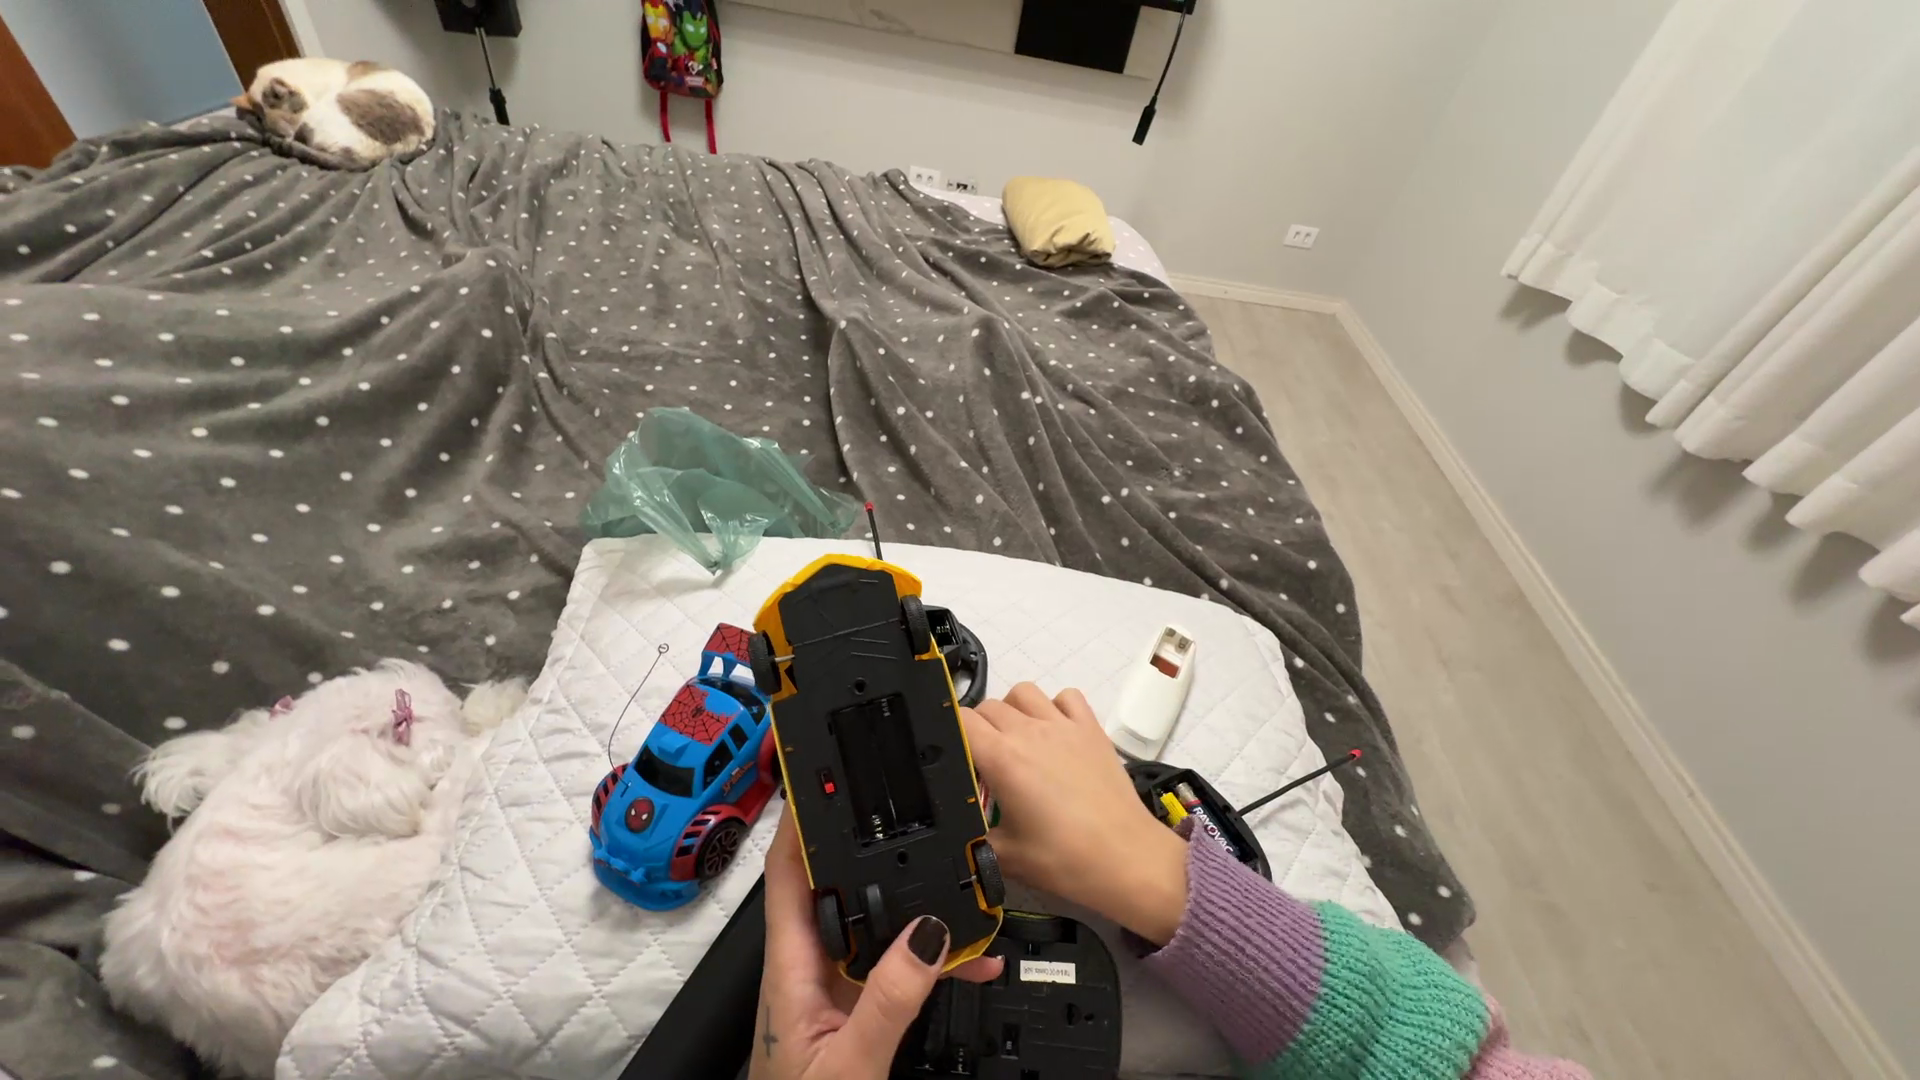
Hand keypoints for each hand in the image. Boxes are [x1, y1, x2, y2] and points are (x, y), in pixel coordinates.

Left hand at [751, 807, 1002, 1079]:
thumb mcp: (850, 1064)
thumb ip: (887, 1000)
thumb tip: (925, 934)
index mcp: (790, 967)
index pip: (788, 874)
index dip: (800, 821)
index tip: (824, 779)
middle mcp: (809, 965)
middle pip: (839, 883)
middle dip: (874, 847)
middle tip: (914, 812)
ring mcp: (835, 984)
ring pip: (879, 921)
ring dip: (920, 904)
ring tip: (964, 888)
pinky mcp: (858, 1005)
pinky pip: (899, 964)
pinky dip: (934, 956)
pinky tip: (975, 959)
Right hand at [964, 684, 1189, 944]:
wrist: (1127, 860)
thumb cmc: (1065, 860)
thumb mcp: (1005, 856)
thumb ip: (973, 836)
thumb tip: (960, 830)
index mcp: (1002, 758)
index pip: (961, 721)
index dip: (951, 736)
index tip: (956, 759)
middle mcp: (1029, 731)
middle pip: (988, 706)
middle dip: (979, 729)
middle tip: (986, 763)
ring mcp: (1063, 725)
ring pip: (1023, 692)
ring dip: (1013, 710)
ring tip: (1018, 740)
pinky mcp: (1091, 728)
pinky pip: (1066, 696)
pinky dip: (1054, 706)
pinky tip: (1055, 732)